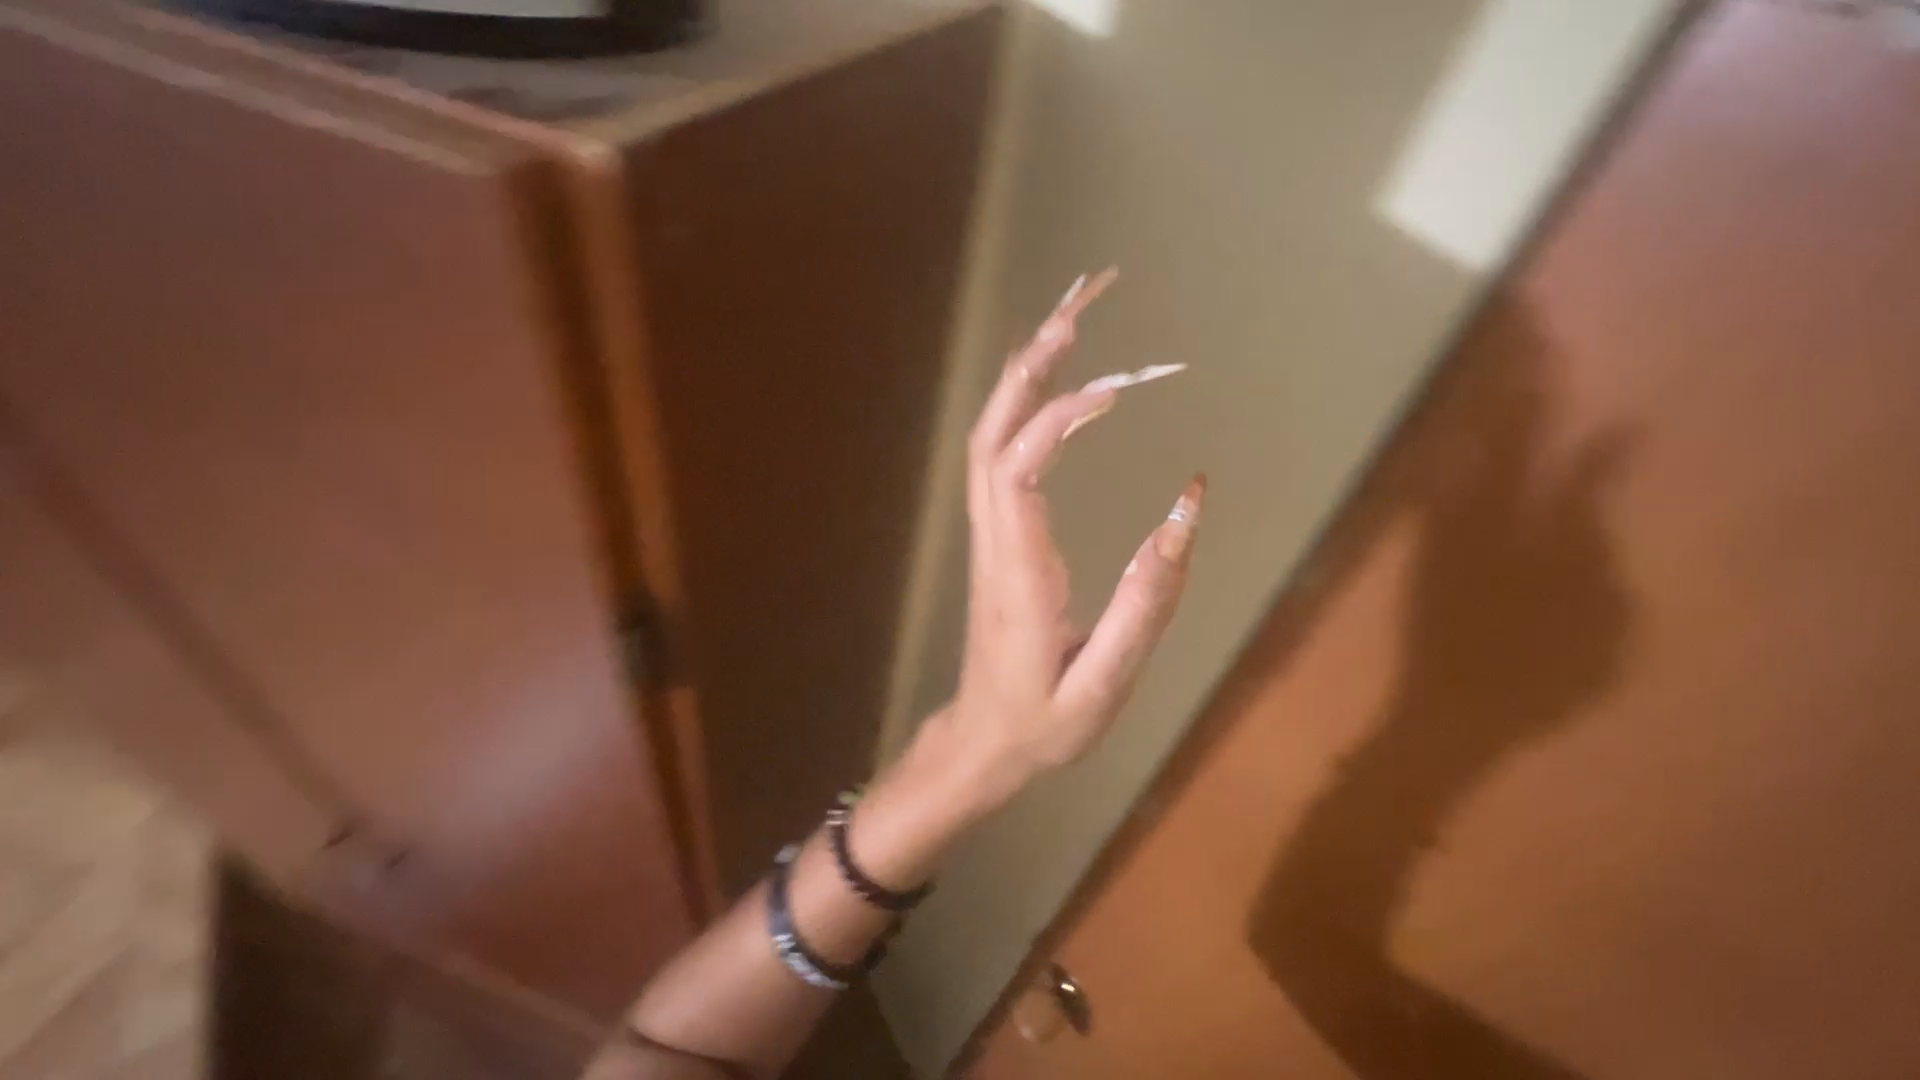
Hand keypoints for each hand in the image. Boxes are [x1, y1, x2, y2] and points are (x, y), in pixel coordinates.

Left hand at [914, 270, 1205, 817]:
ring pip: (989, 437)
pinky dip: (1024, 407)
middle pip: (993, 434)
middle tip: (1083, 302)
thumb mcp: (1104, 683)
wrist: (981, 743)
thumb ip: (1146, 601)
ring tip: (1074, 320)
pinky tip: (1054, 381)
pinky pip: (999, 456)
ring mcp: (987, 535)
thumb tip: (1186, 511)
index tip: (1114, 384)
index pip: (1021, 472)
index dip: (1059, 418)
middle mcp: (994, 540)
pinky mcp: (996, 537)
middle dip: (1034, 364)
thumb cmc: (1043, 722)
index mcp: (1018, 572)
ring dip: (1025, 375)